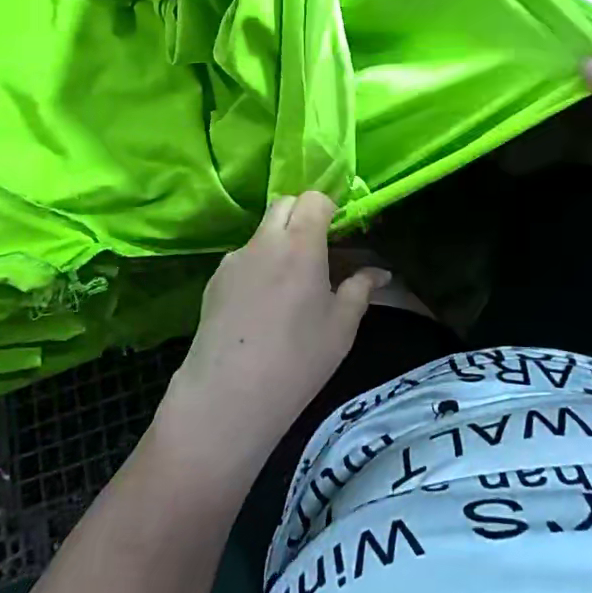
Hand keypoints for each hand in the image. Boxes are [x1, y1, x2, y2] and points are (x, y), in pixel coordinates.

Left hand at [162, 193, 388, 459]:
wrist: (229, 393)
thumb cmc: (298, 359)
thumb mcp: (341, 327)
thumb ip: (360, 290)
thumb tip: (379, 273)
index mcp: (299, 244)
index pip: (313, 199)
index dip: (329, 209)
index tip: (339, 233)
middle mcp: (262, 241)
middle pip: (283, 205)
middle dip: (302, 216)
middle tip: (318, 251)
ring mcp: (232, 260)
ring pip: (260, 233)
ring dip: (278, 241)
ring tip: (289, 285)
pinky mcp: (213, 281)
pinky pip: (241, 259)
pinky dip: (257, 266)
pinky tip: (261, 307)